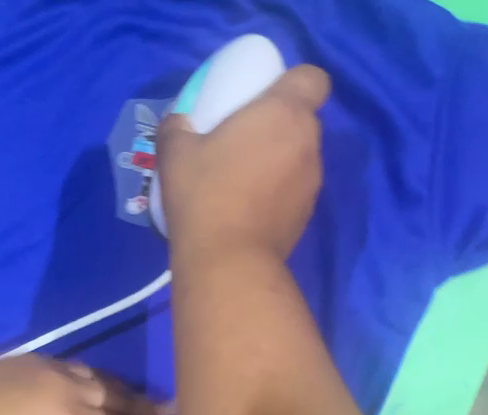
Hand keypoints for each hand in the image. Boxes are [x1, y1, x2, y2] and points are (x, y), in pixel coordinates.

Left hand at [0, 355, 175, 414]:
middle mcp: (77, 392)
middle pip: (118, 398)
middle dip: (145, 405)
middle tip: (171, 408)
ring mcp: (55, 370)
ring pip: (98, 378)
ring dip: (121, 389)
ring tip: (138, 396)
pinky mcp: (34, 359)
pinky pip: (75, 366)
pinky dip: (92, 376)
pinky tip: (95, 381)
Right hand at [157, 65, 330, 261]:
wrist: (226, 263)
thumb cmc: (204, 196)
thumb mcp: (175, 156)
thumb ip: (176, 128)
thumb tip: (176, 120)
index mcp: (284, 113)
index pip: (312, 78)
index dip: (293, 83)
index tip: (266, 98)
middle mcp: (307, 142)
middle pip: (302, 122)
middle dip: (278, 128)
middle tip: (241, 145)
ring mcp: (311, 183)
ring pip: (298, 159)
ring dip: (277, 164)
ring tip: (242, 184)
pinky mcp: (305, 218)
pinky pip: (292, 194)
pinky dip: (276, 196)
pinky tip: (247, 212)